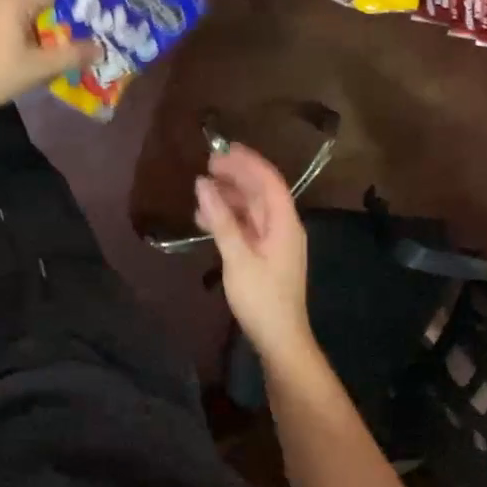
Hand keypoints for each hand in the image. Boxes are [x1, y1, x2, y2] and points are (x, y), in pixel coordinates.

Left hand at [0, 0, 98, 112]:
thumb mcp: (40, 67)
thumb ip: (72, 56)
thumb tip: (100, 49)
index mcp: (17, 1)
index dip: (77, 6)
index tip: (92, 25)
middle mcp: (2, 0)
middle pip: (42, 4)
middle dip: (62, 24)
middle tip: (81, 42)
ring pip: (27, 17)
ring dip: (44, 34)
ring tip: (61, 53)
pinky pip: (12, 26)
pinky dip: (27, 38)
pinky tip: (34, 58)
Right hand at [196, 144, 311, 358]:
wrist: (280, 339)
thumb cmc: (261, 298)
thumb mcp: (237, 257)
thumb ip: (220, 219)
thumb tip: (203, 184)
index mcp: (285, 224)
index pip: (269, 181)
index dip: (248, 162)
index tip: (223, 148)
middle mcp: (283, 227)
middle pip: (261, 191)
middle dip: (237, 175)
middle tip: (207, 164)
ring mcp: (275, 242)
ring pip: (252, 208)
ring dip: (230, 195)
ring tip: (202, 188)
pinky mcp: (265, 255)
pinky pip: (247, 225)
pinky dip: (228, 216)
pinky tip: (206, 218)